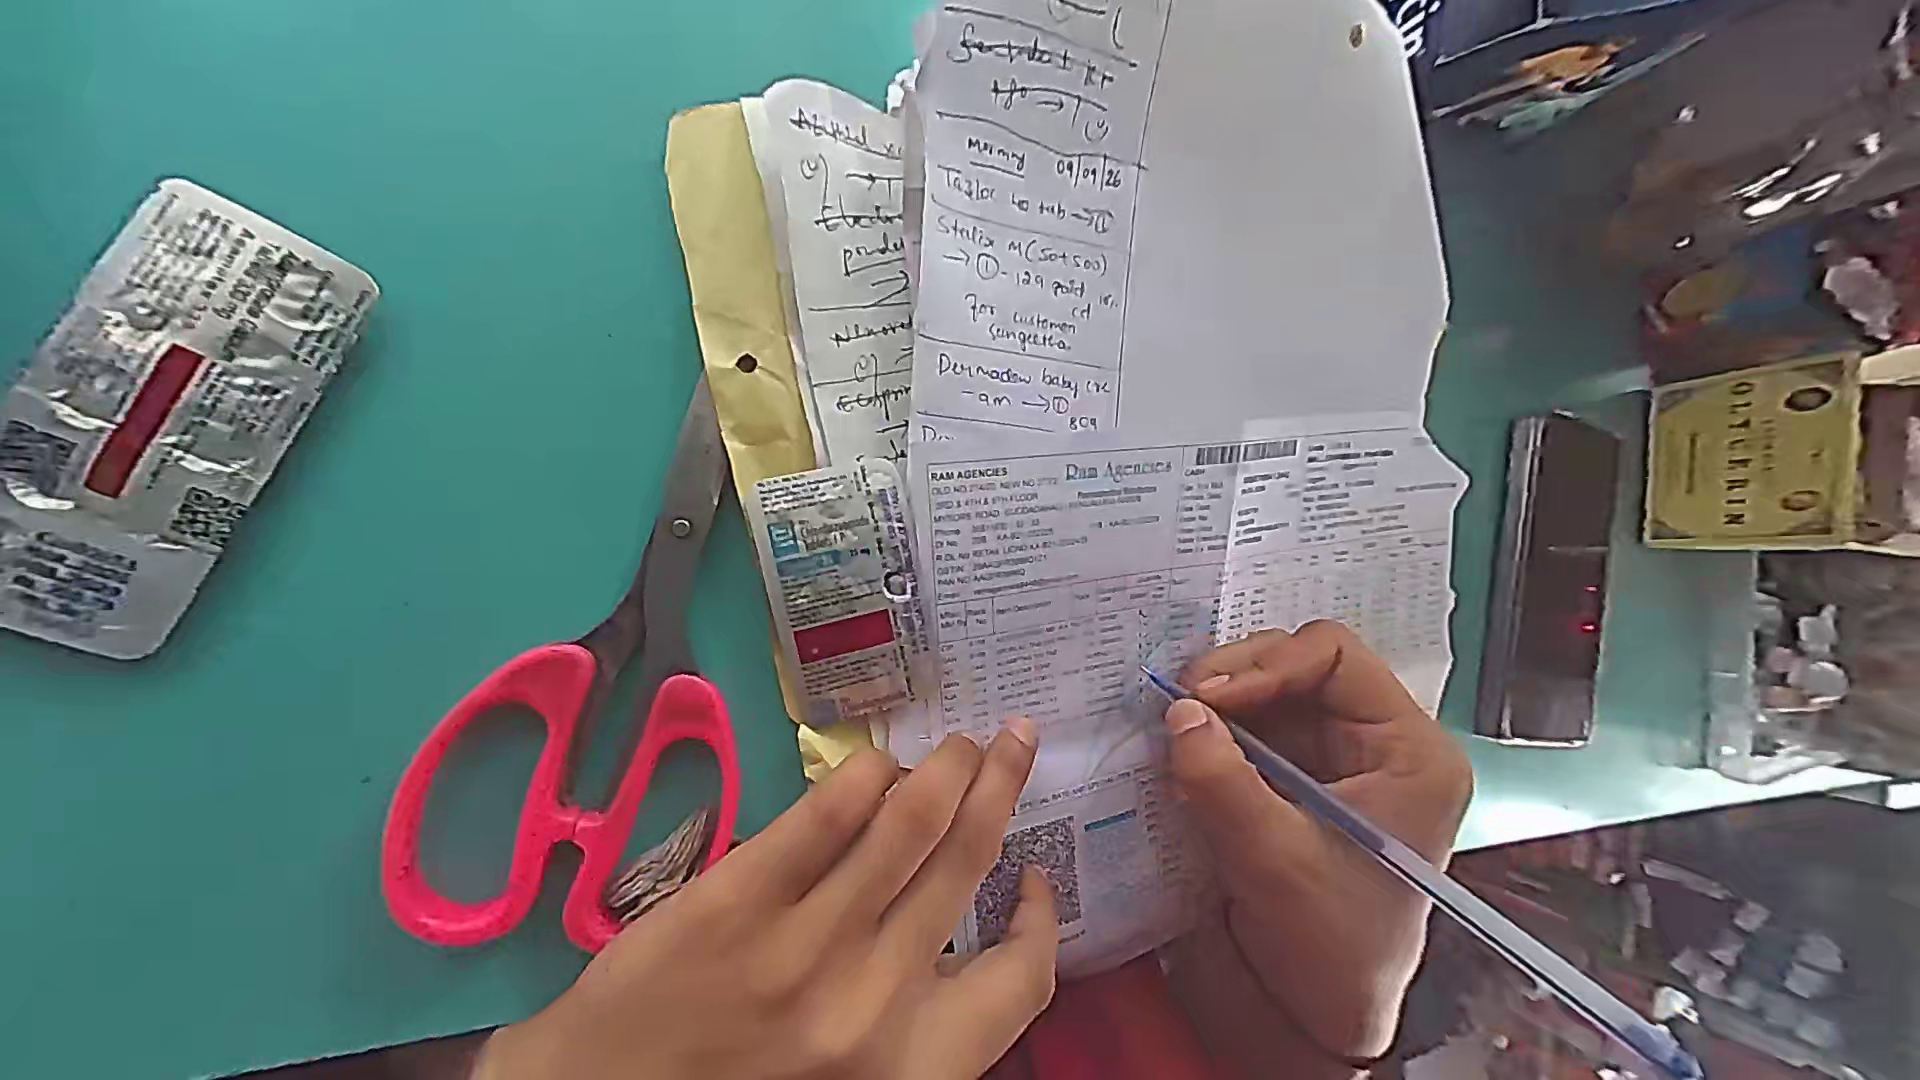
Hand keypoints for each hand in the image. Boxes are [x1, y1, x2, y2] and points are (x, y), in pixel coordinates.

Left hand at [476, 724, 1056, 1079]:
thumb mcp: (856, 1079)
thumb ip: (914, 1012)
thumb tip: (955, 912)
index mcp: (911, 1064)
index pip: (1023, 981)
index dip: (1045, 919)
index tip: (1037, 876)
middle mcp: (874, 998)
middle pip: (968, 857)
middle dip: (1000, 785)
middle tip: (1014, 742)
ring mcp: (805, 941)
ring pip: (910, 819)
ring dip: (949, 764)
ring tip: (961, 740)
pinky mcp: (740, 895)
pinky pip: (827, 812)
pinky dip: (868, 772)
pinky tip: (880, 760)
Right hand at [1162, 622, 1471, 1066]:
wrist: (1306, 1005)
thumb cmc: (1323, 944)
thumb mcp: (1274, 861)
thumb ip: (1223, 781)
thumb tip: (1177, 710)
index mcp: (1406, 751)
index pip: (1335, 656)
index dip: (1268, 664)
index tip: (1208, 697)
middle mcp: (1368, 737)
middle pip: (1291, 659)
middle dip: (1231, 677)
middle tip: (1179, 703)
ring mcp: (1323, 748)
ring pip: (1258, 683)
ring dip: (1212, 698)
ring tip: (1178, 729)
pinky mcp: (1284, 765)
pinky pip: (1238, 717)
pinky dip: (1205, 724)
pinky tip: (1184, 751)